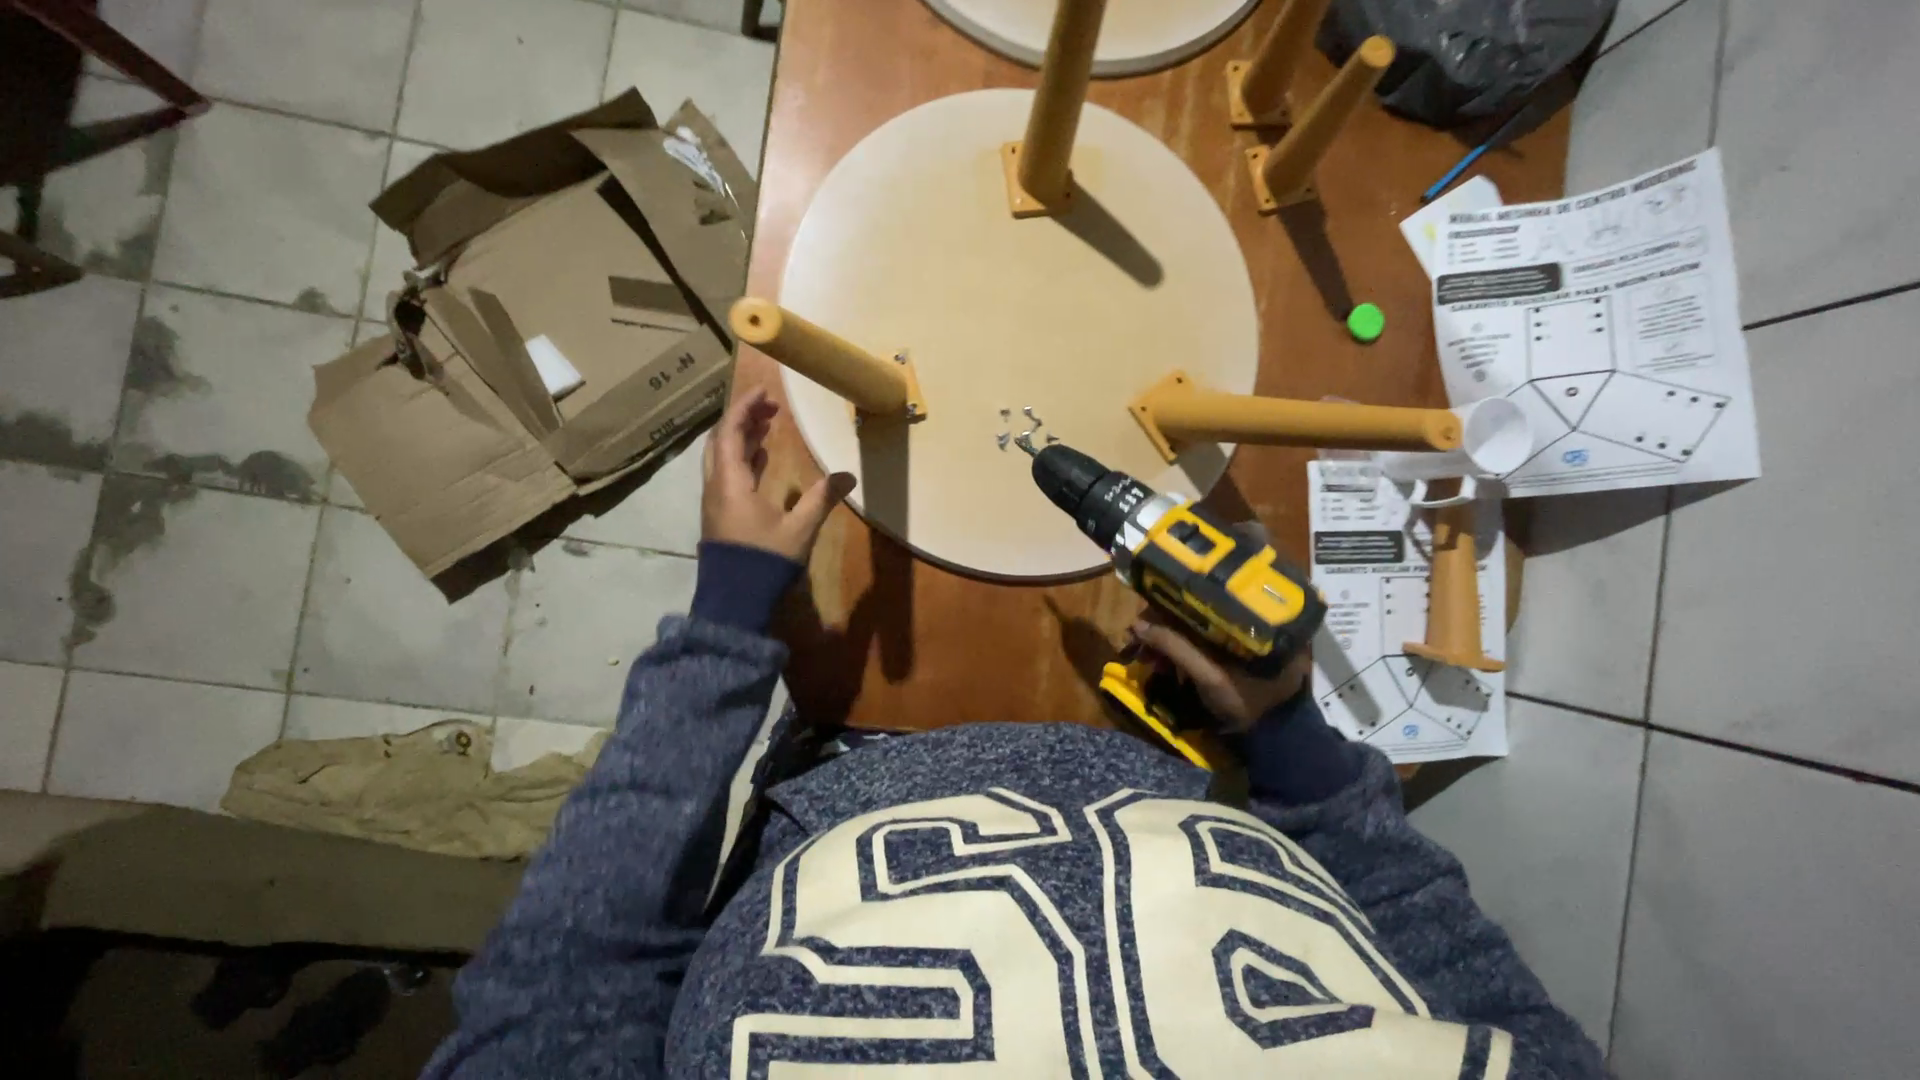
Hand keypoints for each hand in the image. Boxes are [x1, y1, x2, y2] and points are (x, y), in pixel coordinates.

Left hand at [702, 387, 855, 560]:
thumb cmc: (765, 561)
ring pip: (721, 459)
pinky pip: (726, 476)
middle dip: (743, 420)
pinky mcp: (719, 518)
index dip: (745, 408)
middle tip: (770, 409)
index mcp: (730, 482)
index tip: (764, 391)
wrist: (734, 602)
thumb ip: (822, 498)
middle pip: (721, 441)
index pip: (730, 432)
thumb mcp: (800, 528)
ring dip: (741, 440)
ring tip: (767, 429)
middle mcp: (715, 487)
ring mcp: (714, 503)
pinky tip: (760, 463)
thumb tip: (848, 474)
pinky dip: (742, 461)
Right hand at [1128, 612, 1310, 731]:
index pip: (1203, 593)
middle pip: (1193, 608)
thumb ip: (1175, 647)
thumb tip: (1137, 625)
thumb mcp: (1209, 675)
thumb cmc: (1247, 701)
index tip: (1145, 618)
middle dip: (1162, 626)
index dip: (1169, 602)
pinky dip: (1177, 648)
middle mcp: (1247, 614)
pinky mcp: (1231, 646)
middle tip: (1138, 644)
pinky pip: (1196, 638)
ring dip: (1165, 639)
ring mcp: (1238, 631)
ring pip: (1191, 624)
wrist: (1271, 732)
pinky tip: (1161, 662)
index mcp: (1251, 613)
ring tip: (1146, 657)